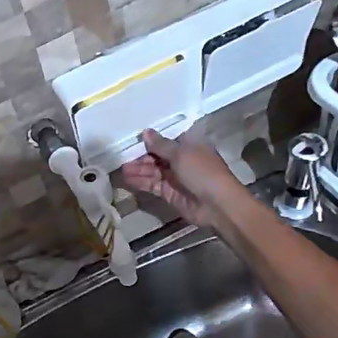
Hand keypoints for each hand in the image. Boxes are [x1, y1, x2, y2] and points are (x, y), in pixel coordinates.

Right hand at [120, 129, 244, 229]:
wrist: (217, 204)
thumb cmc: (202, 171)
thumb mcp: (181, 153)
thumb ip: (161, 145)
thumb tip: (146, 132)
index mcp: (189, 144)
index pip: (166, 139)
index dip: (151, 139)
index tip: (132, 139)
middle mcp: (182, 158)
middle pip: (157, 155)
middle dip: (141, 156)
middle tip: (121, 157)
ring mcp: (176, 177)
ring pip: (153, 170)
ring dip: (138, 169)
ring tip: (120, 169)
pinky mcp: (170, 193)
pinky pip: (153, 185)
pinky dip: (141, 182)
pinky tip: (127, 179)